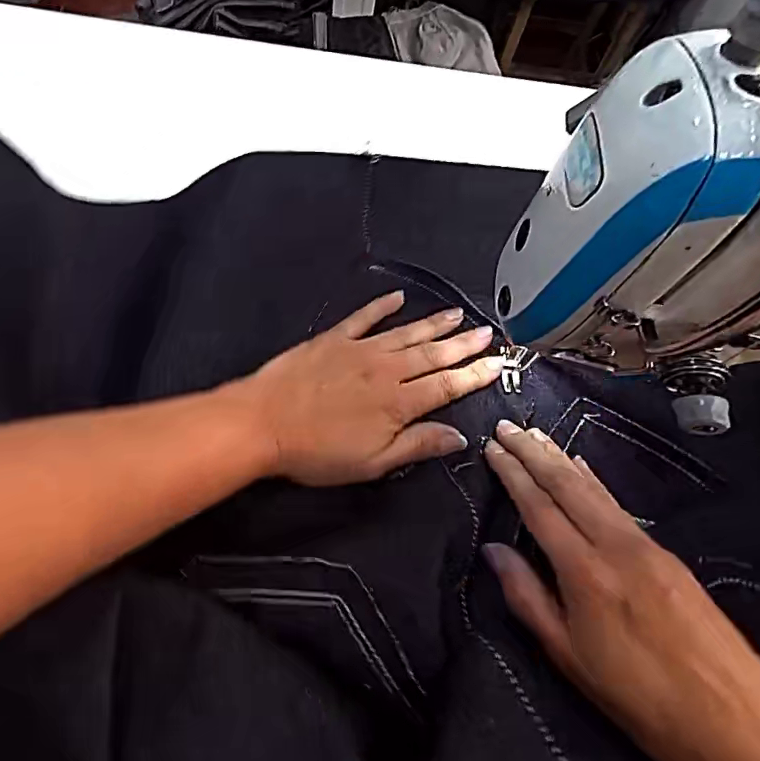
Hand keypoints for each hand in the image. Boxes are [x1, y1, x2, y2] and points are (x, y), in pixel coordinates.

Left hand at [233, 292, 502, 486]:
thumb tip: (457, 437)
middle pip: (433, 354)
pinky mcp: (335, 339)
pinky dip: (382, 306)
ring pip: (407, 333)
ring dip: (435, 323)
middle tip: (488, 333)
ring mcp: (361, 349)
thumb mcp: (371, 463)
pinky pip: (364, 317)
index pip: (447, 385)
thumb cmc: (316, 451)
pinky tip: (398, 297)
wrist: (263, 422)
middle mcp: (386, 370)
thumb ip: (416, 445)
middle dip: (464, 344)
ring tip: (458, 314)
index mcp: (398, 402)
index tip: (496, 364)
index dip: (475, 374)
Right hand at [482, 422, 759, 760]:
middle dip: (532, 451)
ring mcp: (643, 543)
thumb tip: (492, 550)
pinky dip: (592, 479)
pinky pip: (616, 502)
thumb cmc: (642, 698)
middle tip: (507, 424)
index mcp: (585, 571)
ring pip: (593, 488)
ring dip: (560, 457)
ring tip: (536, 434)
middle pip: (565, 484)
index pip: (539, 507)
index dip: (513, 473)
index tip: (492, 446)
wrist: (733, 714)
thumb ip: (528, 599)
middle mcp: (614, 544)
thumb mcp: (571, 660)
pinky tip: (582, 466)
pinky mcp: (663, 550)